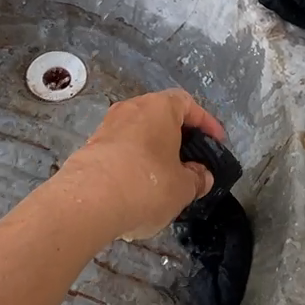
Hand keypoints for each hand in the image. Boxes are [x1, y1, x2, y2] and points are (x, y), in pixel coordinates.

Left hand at [54, 89, 227, 239]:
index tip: (216, 143)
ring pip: (140, 134)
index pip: (188, 104)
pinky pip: (121, 150)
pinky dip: (134, 163)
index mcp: (160, 107)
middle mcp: (132, 107)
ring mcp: (108, 126)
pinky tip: (139, 190)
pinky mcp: (91, 147)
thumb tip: (201, 175)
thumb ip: (197, 179)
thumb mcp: (183, 187)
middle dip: (179, 139)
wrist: (88, 201)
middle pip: (162, 117)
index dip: (206, 123)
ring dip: (155, 152)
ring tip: (166, 181)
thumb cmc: (146, 184)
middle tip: (192, 163)